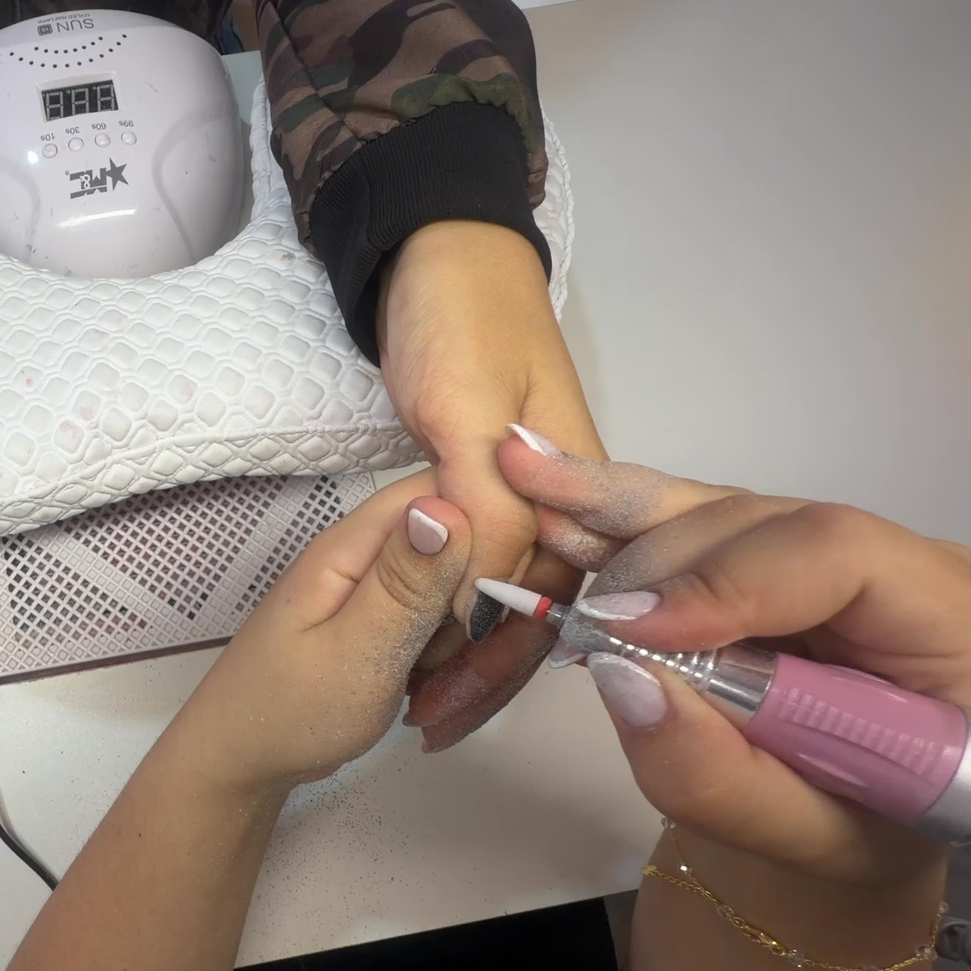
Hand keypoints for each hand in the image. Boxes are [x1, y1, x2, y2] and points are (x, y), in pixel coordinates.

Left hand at [170, 469, 471, 793]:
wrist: (245, 758)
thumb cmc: (286, 711)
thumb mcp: (353, 652)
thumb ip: (405, 583)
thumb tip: (447, 503)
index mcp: (353, 547)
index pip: (448, 489)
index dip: (494, 535)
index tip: (489, 608)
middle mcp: (370, 557)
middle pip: (473, 550)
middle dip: (488, 618)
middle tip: (458, 677)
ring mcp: (383, 591)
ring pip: (471, 599)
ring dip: (474, 656)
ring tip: (431, 702)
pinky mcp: (393, 623)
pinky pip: (454, 631)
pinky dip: (458, 671)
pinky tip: (429, 703)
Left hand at [377, 221, 605, 749]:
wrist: (430, 249)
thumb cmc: (451, 319)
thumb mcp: (457, 410)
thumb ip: (477, 503)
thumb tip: (481, 592)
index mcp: (546, 479)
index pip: (528, 587)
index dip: (491, 649)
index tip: (445, 704)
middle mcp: (535, 489)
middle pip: (516, 599)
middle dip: (477, 662)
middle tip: (429, 721)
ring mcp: (503, 480)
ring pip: (491, 583)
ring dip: (459, 640)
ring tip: (423, 701)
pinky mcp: (471, 470)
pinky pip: (469, 551)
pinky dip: (447, 596)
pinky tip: (425, 632)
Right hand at [498, 434, 970, 886]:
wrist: (818, 809)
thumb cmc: (827, 825)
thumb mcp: (778, 830)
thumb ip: (705, 769)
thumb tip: (618, 673)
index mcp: (965, 634)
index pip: (838, 554)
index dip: (722, 580)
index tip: (627, 631)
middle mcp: (901, 567)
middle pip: (755, 521)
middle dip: (653, 568)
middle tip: (579, 623)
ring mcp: (815, 546)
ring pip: (700, 504)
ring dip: (604, 508)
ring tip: (526, 482)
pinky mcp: (745, 545)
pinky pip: (667, 509)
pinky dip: (596, 504)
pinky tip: (539, 475)